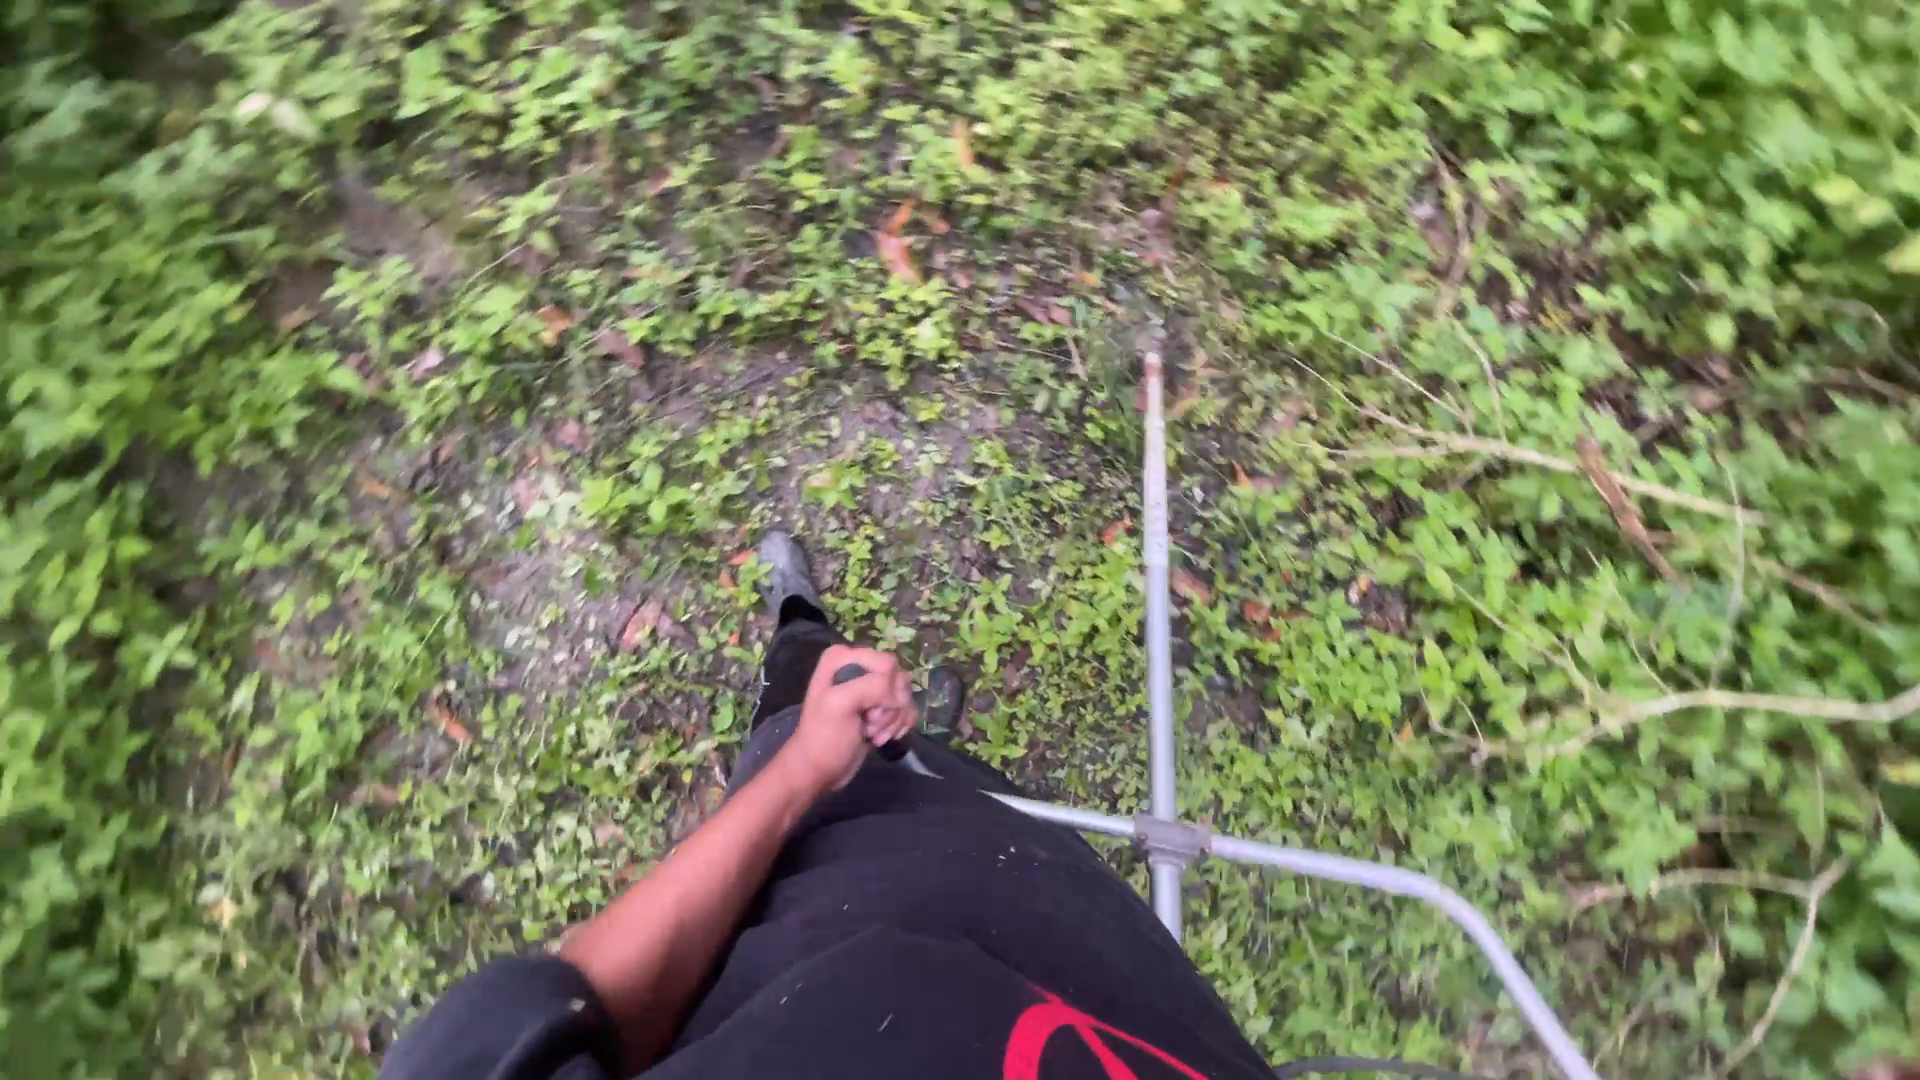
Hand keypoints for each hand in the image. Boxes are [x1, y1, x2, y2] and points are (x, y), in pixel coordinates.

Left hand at [777, 645, 914, 795]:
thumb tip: (900, 697)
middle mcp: (858, 667)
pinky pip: (906, 709)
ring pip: (904, 696)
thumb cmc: (824, 737)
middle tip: (868, 722)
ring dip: (892, 719)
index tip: (867, 710)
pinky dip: (899, 725)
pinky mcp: (880, 708)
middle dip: (890, 707)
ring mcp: (871, 688)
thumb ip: (872, 686)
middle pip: (898, 679)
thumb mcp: (840, 703)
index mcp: (843, 657)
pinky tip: (881, 738)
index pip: (887, 663)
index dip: (885, 689)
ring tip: (871, 733)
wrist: (819, 771)